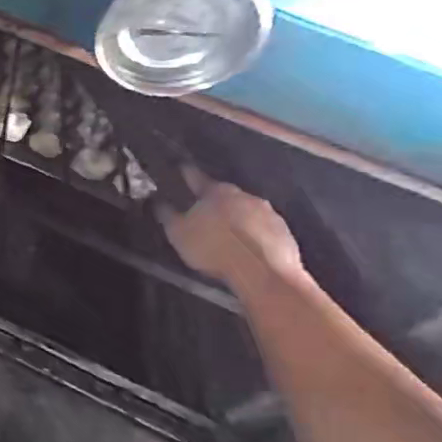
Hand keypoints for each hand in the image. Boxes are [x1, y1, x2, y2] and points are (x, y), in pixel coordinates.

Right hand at [156, 167, 303, 286]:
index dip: (185, 173)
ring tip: (227, 234)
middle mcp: (244, 195)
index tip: (179, 168)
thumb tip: (157, 200)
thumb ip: (167, 214)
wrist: (264, 273)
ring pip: (246, 210)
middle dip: (214, 201)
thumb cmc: (213, 248)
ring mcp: (268, 213)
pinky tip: (248, 247)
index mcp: (216, 192)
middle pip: (224, 194)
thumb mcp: (178, 233)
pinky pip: (264, 228)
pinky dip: (254, 233)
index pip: (195, 176)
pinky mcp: (285, 232)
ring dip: (236, 218)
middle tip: (203, 213)